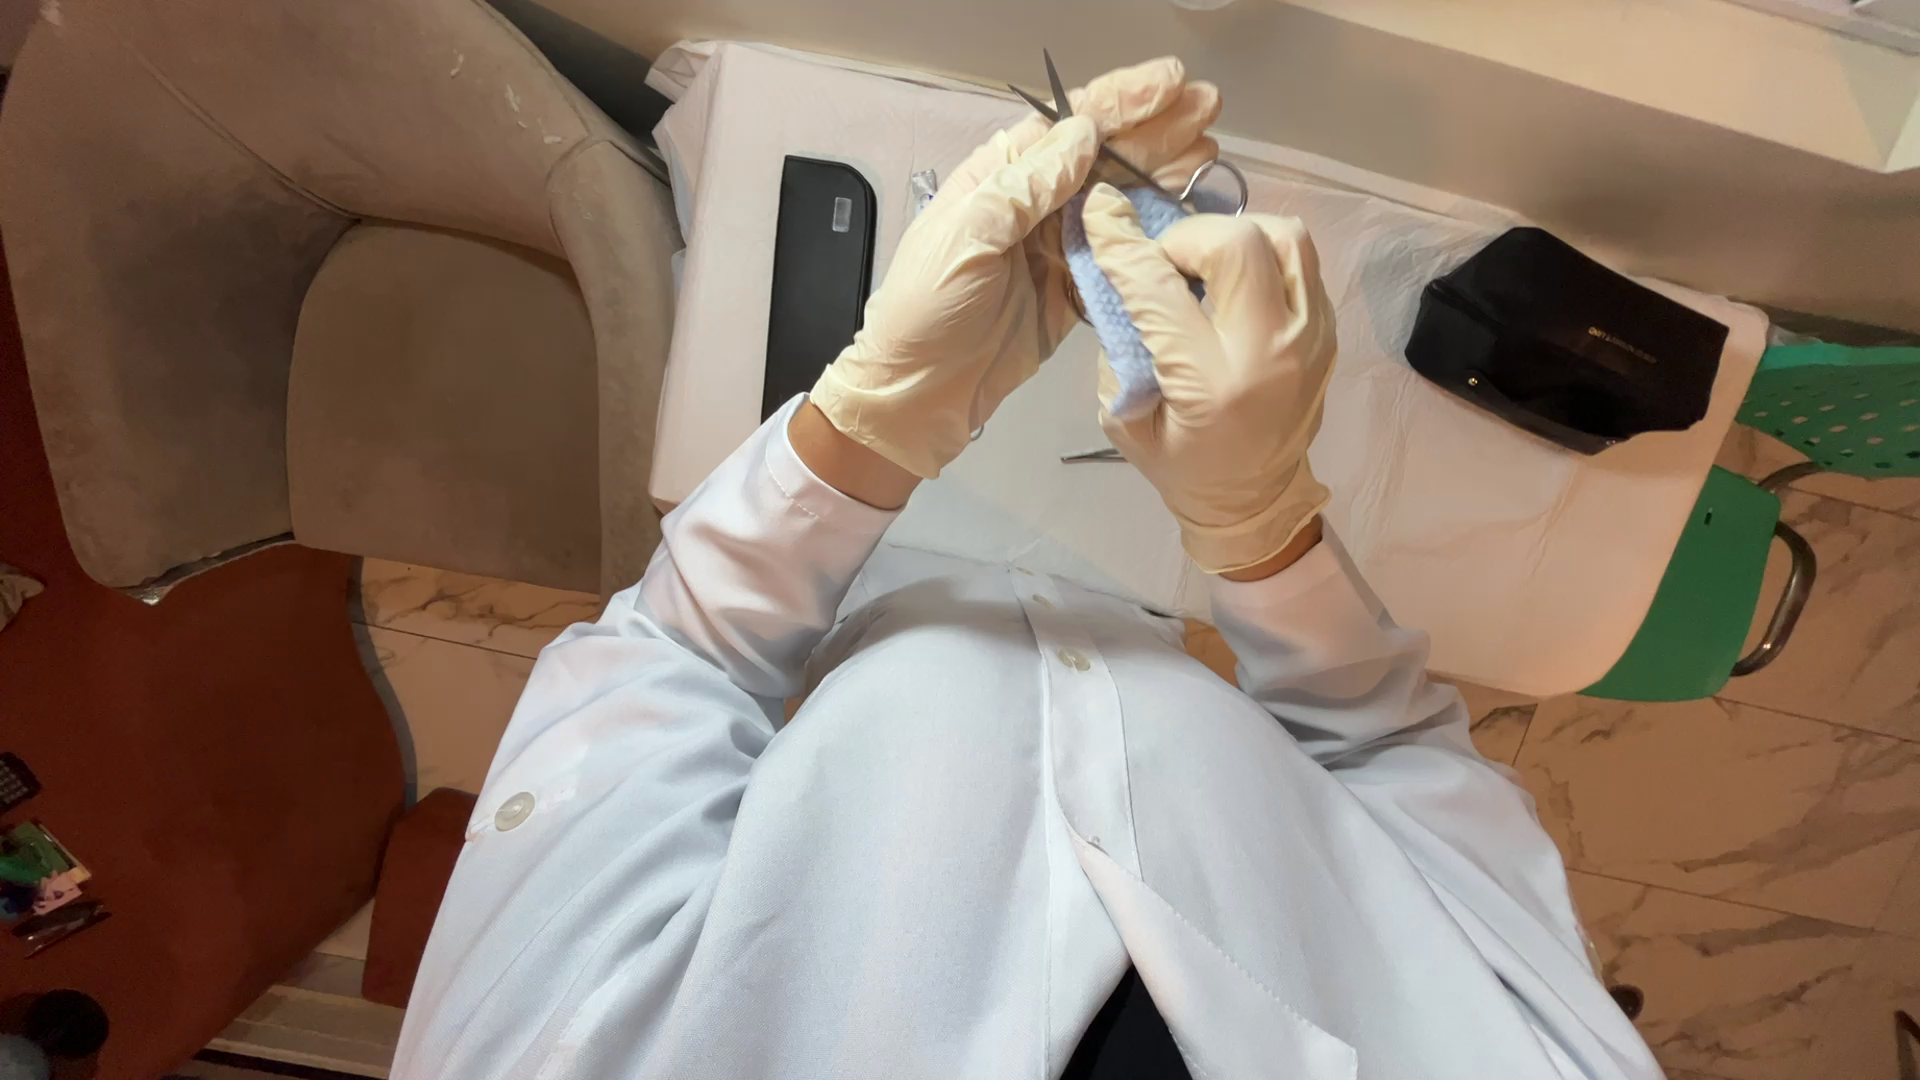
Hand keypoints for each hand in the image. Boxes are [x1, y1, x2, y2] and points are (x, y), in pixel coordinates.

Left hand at [809, 58, 1220, 479]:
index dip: (1119, 101)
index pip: (1064, 127)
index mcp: (998, 180)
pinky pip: (1116, 259)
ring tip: (1208, 153)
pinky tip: (1183, 219)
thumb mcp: (968, 237)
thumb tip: (1084, 132)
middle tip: (1209, 109)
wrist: (922, 390)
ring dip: (1159, 177)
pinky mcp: (1070, 295)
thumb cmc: (928, 308)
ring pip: (1115, 205)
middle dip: (1153, 131)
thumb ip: (1026, 187)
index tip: (1171, 83)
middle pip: (1099, 159)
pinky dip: (1149, 240)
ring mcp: (1053, 252)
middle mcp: (1030, 208)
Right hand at [1080, 184, 1337, 573]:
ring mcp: (1310, 336)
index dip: (1122, 244)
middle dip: (1185, 237)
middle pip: (1237, 243)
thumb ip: (1121, 349)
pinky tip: (1233, 283)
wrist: (1254, 499)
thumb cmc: (1180, 467)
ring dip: (1231, 236)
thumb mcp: (1125, 421)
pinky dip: (1260, 254)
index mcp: (1210, 383)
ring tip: (1202, 264)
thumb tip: (1120, 281)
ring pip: (1283, 235)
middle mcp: (1268, 352)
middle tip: (1163, 263)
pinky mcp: (1327, 329)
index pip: (1160, 289)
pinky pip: (1300, 260)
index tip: (1101, 213)